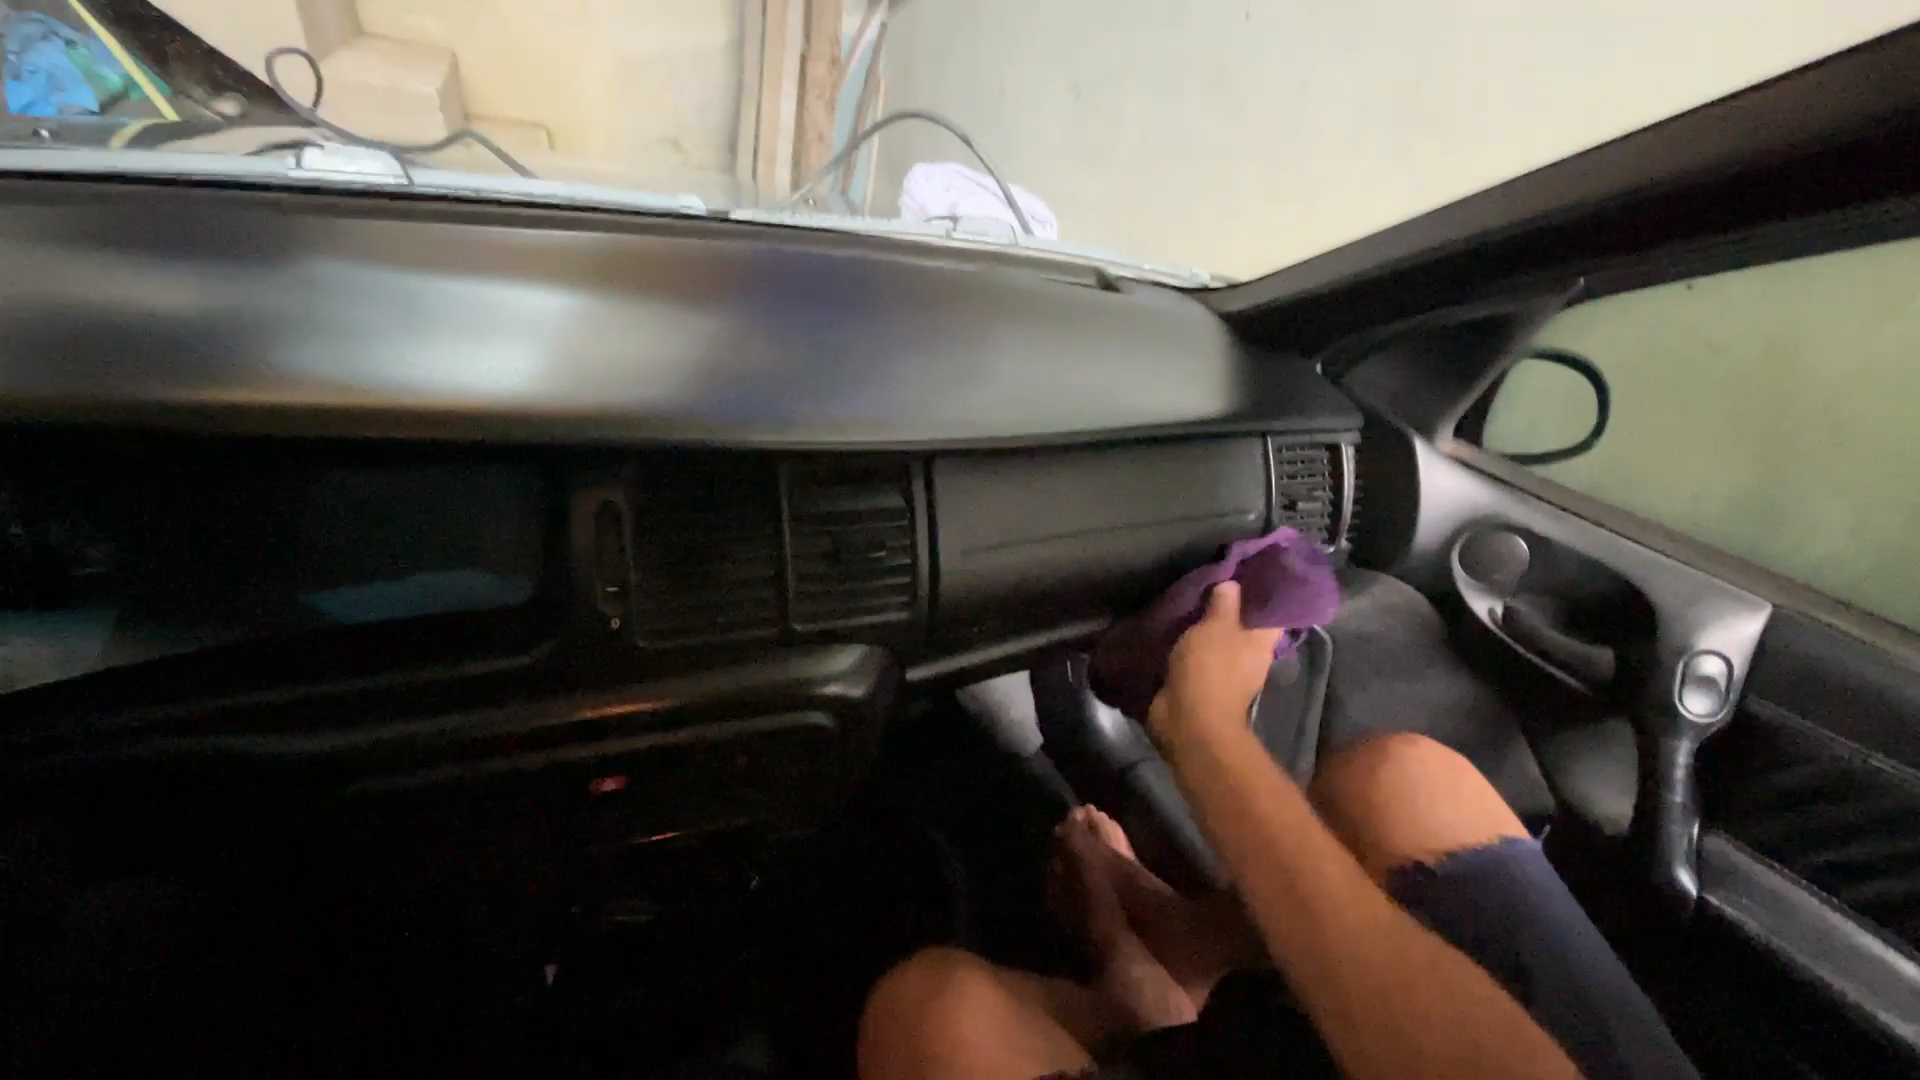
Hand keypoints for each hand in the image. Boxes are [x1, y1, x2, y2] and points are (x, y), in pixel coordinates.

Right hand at [1147, 582, 1283, 748]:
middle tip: (1211, 579)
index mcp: (1262, 641)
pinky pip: (1198, 655)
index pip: (1271, 610)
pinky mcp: (1202, 683)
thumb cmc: (1211, 669)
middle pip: (1243, 624)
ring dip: (1206, 625)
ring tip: (1189, 598)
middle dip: (1229, 605)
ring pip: (1219, 639)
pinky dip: (1189, 643)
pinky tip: (1176, 627)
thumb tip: (1231, 584)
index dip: (1262, 590)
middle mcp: (1250, 656)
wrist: (1188, 720)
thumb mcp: (1216, 627)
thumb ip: (1224, 604)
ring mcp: (1226, 672)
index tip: (1247, 570)